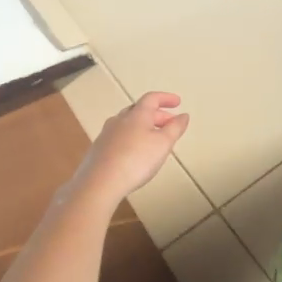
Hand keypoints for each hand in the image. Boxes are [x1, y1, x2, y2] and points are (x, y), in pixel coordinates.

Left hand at [72, 92, 189, 202]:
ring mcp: (106, 135)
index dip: (166, 98)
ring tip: (153, 139)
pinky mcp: (98, 150)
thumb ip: (175, 128)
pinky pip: (118, 137)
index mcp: (137, 115)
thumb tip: (183, 115)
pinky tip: (134, 153)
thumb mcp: (163, 144)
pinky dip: (131, 138)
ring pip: (127, 124)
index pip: (152, 98)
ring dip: (143, 126)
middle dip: (157, 115)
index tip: (178, 102)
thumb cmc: (136, 160)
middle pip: (139, 110)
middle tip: (169, 124)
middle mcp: (119, 120)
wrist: (99, 183)